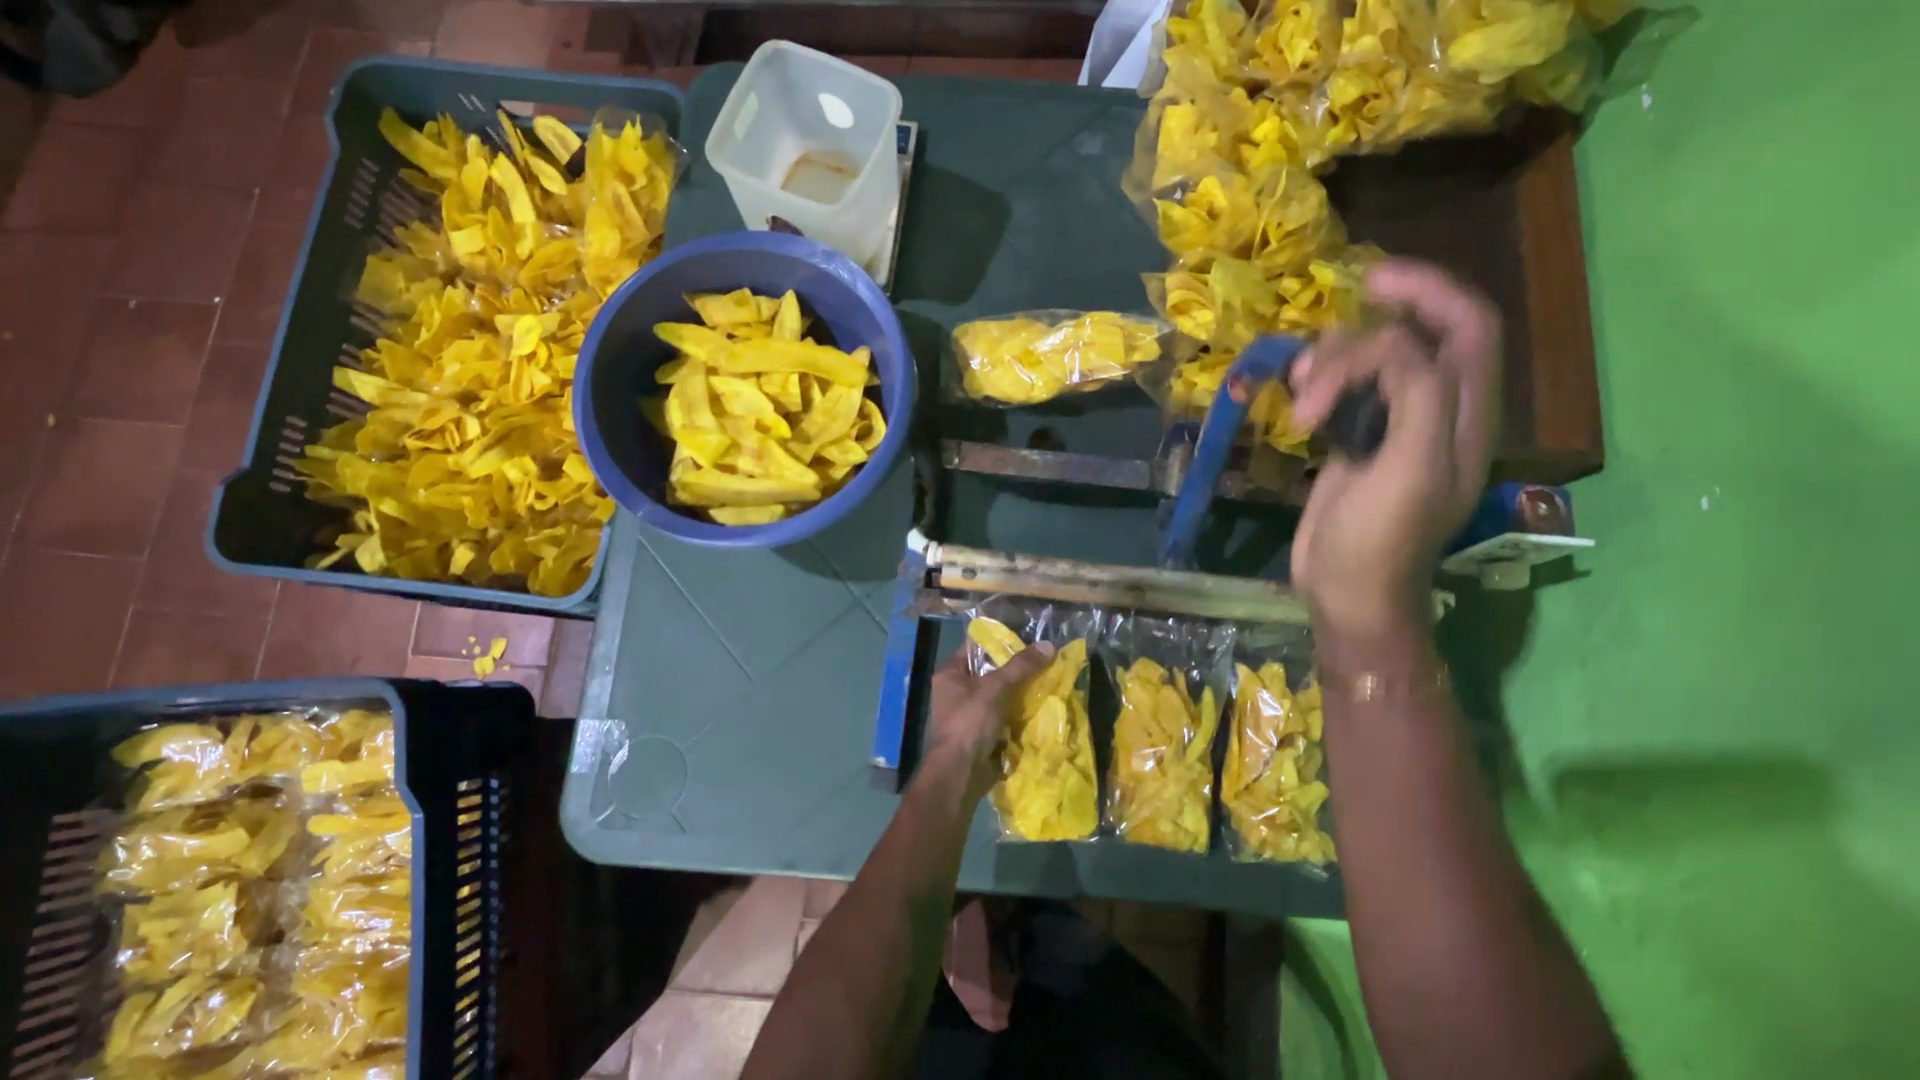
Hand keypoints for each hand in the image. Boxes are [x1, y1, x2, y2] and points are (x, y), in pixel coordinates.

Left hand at [919, 641, 1055, 804]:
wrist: (961, 771)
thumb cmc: (971, 721)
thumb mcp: (997, 688)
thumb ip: (1022, 666)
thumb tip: (1049, 644)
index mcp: (950, 675)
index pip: (975, 648)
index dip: (999, 642)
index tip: (1027, 639)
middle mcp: (956, 692)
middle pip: (990, 673)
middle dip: (1016, 671)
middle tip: (1044, 661)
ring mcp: (968, 715)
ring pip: (999, 697)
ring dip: (1020, 694)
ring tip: (1048, 682)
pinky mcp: (981, 735)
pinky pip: (1003, 718)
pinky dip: (1018, 715)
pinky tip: (1040, 708)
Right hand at [1290, 260, 1501, 638]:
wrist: (1347, 592)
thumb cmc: (1382, 538)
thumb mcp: (1412, 466)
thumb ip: (1418, 392)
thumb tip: (1387, 343)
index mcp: (1466, 413)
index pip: (1469, 325)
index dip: (1431, 290)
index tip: (1371, 280)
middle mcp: (1437, 409)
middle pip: (1414, 334)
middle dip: (1364, 335)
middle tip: (1316, 354)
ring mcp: (1394, 423)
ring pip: (1370, 358)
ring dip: (1332, 361)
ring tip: (1300, 392)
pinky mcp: (1357, 438)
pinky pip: (1343, 386)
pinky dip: (1319, 381)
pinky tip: (1296, 399)